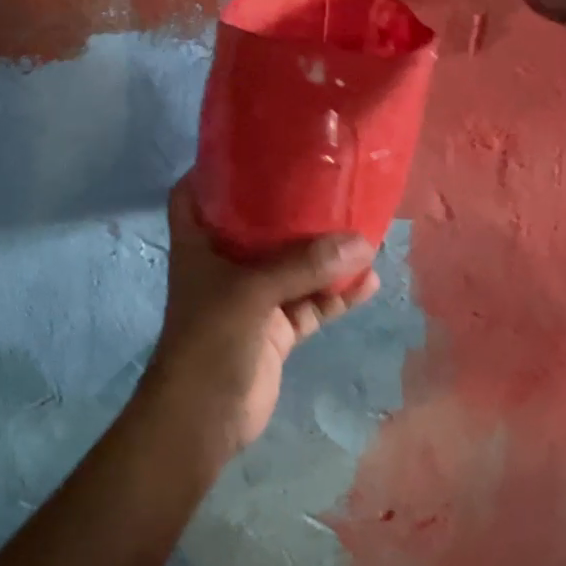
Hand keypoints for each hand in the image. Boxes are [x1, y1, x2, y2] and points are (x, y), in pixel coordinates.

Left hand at [141, 177, 380, 455]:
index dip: (216, 168)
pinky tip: (369, 282)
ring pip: (291, 264)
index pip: (197, 191)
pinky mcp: (274, 329)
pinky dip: (336, 294)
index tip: (255, 146)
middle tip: (329, 180)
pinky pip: (310, 303)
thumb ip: (305, 266)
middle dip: (290, 207)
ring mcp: (250, 297)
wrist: (202, 419)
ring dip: (324, 253)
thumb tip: (362, 242)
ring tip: (364, 230)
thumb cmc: (210, 339)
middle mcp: (222, 262)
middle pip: (255, 223)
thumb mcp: (252, 292)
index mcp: (199, 242)